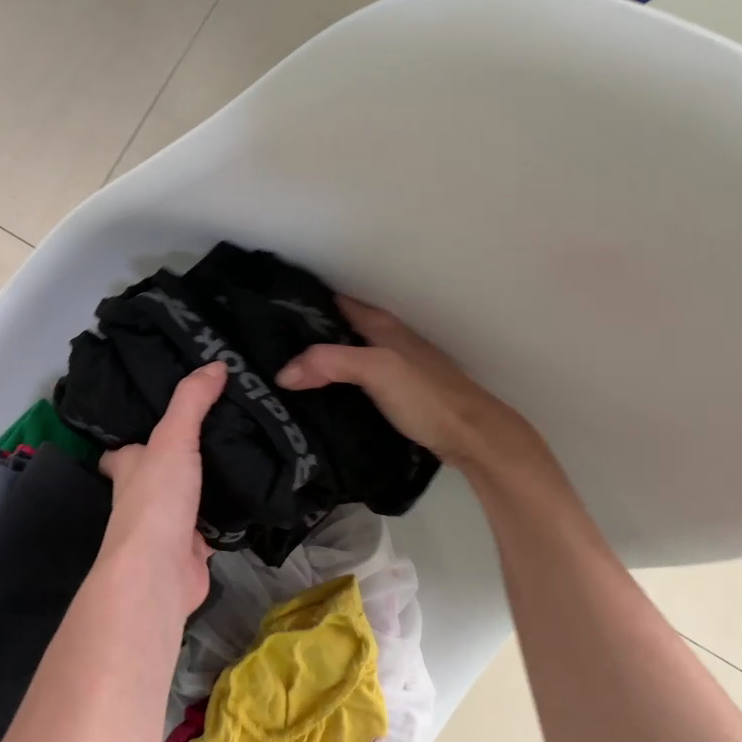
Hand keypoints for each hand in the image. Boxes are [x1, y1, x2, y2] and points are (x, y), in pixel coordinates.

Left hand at [98, 361, 226, 616]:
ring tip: (243, 449)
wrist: (159, 572)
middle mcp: (142, 492)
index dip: (138, 428)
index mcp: (127, 464)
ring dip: (207, 479)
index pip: (126, 443)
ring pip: (188, 493)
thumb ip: (191, 401)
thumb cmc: (156, 499)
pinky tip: (250, 493)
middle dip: (181, 452)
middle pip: (161, 466)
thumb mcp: (172, 437)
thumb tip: (216, 363)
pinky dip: (227, 511)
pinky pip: (212, 522)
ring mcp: (167, 521)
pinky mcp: (192, 546)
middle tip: (221, 423)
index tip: (163, 410)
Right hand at [275, 296, 545, 473]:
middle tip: (266, 344)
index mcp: (380, 324)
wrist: (476, 440)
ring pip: (343, 353)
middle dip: (303, 333)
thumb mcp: (377, 370)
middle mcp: (385, 339)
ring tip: (280, 369)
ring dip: (317, 358)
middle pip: (335, 328)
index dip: (302, 303)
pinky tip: (315, 395)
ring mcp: (391, 366)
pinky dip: (331, 381)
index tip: (266, 312)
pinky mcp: (394, 394)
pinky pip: (351, 378)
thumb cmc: (428, 397)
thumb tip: (283, 373)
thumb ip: (329, 363)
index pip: (332, 301)